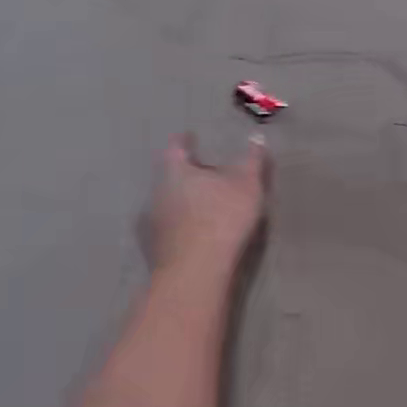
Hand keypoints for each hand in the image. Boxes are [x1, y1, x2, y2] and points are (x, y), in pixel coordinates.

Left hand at [146, 132, 269, 281]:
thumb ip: (252, 159)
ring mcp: (150, 223)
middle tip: (208, 173)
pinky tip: (196, 231)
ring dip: (183, 200)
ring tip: (204, 204)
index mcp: (176, 172)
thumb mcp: (248, 184)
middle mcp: (156, 193)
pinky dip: (181, 224)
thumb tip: (256, 136)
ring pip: (167, 203)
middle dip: (188, 173)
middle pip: (171, 177)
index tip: (189, 136)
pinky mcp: (153, 248)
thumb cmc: (222, 217)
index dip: (184, 141)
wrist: (195, 270)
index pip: (176, 149)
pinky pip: (168, 227)